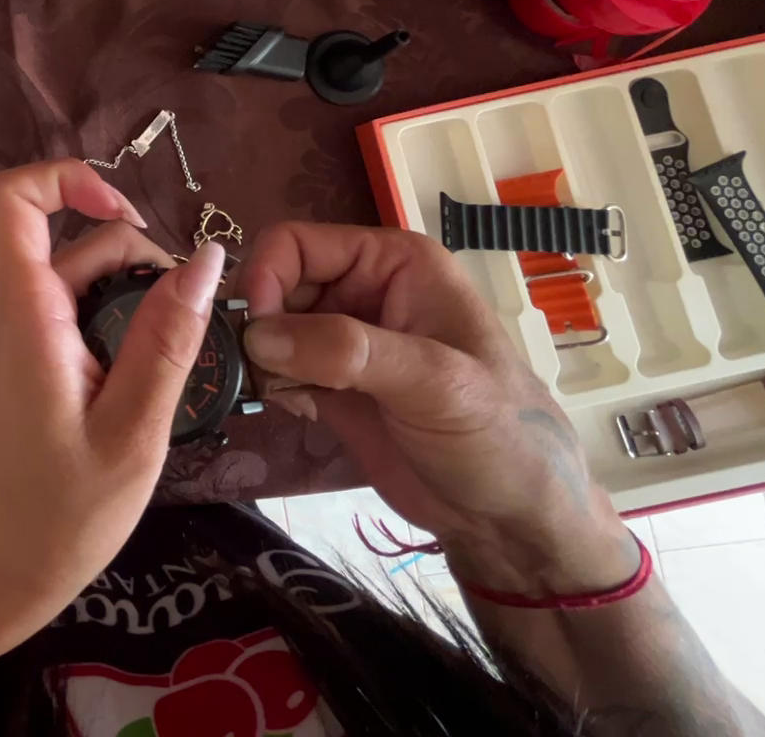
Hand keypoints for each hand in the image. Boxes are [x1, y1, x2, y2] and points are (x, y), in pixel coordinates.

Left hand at [0, 159, 226, 662]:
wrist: (2, 569)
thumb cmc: (65, 512)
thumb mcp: (135, 427)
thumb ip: (168, 337)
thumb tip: (205, 258)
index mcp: (25, 311)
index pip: (10, 197)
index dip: (66, 179)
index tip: (132, 215)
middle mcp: (12, 307)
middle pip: (69, 236)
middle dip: (135, 253)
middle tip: (187, 319)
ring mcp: (17, 330)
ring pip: (78, 272)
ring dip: (133, 290)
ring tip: (176, 351)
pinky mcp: (29, 354)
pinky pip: (73, 307)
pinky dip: (117, 317)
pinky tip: (149, 368)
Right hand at [232, 223, 636, 595]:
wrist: (511, 519)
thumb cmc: (498, 436)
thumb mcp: (434, 383)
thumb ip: (346, 350)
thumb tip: (256, 336)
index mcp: (390, 263)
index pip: (295, 244)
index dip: (264, 278)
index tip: (254, 333)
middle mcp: (359, 288)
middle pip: (272, 282)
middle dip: (256, 325)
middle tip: (259, 373)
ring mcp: (339, 336)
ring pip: (264, 325)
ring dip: (257, 359)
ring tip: (281, 396)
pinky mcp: (324, 378)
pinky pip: (270, 365)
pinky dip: (267, 385)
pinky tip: (298, 411)